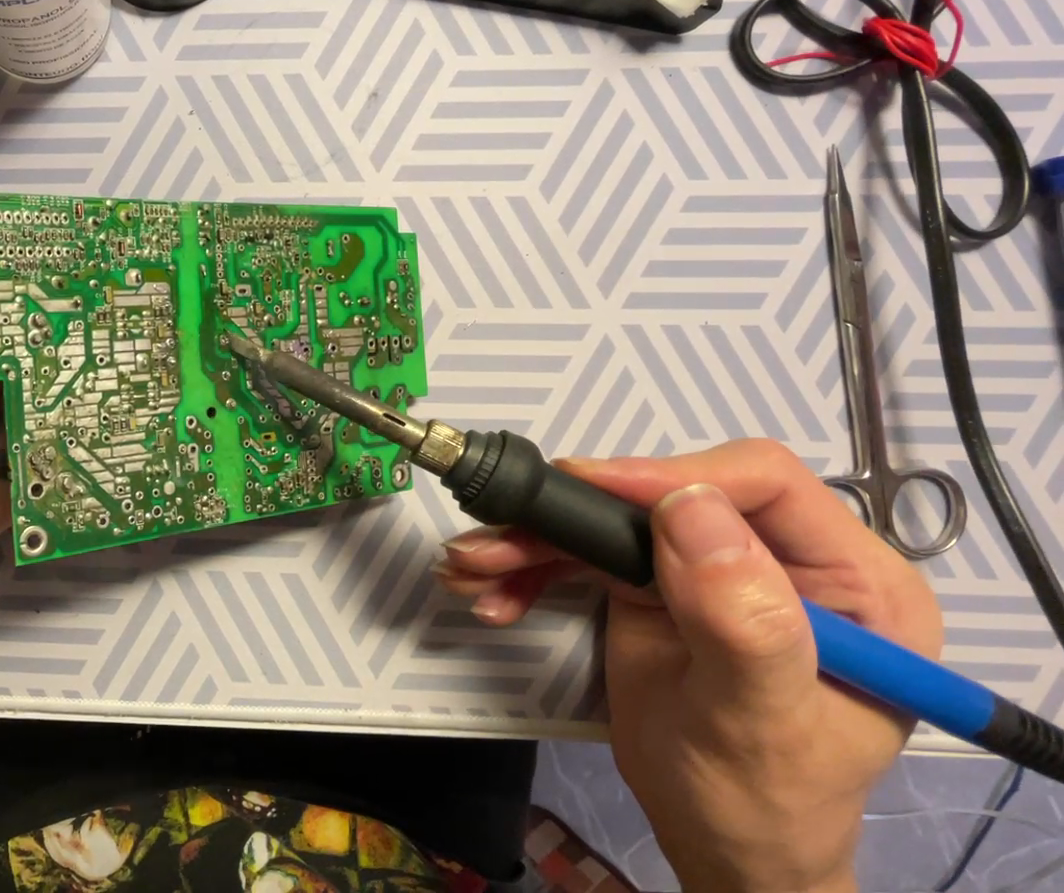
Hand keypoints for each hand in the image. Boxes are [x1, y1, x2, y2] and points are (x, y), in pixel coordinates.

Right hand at [432, 439, 940, 892]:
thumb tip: (689, 510)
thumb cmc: (761, 798)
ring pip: (608, 522)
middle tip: (495, 537)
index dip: (671, 476)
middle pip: (663, 496)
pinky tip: (493, 598)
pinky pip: (582, 555)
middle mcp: (776, 558)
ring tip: (471, 568)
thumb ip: (742, 620)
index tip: (583, 488)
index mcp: (849, 580)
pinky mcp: (652, 583)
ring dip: (532, 542)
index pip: (762, 485)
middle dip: (570, 517)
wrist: (719, 845)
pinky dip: (531, 570)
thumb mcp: (756, 719)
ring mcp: (706, 569)